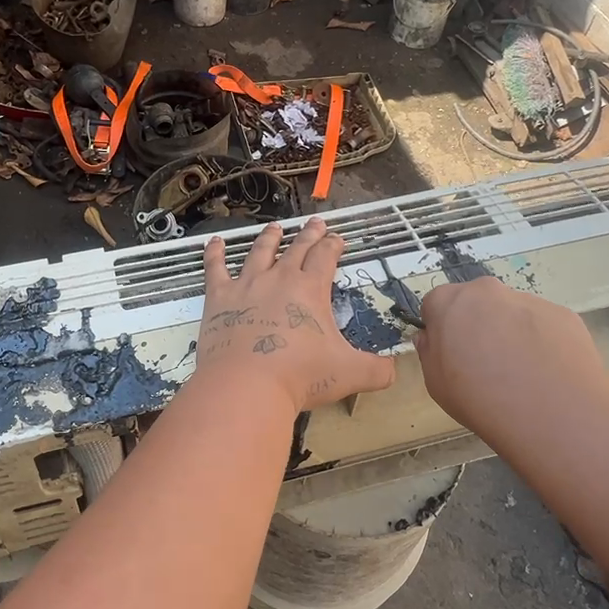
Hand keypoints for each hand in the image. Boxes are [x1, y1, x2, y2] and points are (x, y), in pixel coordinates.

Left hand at [196, 219, 396, 411]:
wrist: (247, 384)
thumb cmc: (301, 376)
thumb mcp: (350, 374)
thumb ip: (377, 370)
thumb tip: (395, 370)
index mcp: (311, 289)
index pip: (325, 257)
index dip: (333, 245)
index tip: (337, 239)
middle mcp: (279, 278)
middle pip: (296, 248)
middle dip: (309, 235)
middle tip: (315, 224)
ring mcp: (247, 284)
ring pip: (259, 252)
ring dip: (269, 238)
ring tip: (275, 228)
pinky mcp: (219, 297)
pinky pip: (215, 268)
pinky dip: (214, 254)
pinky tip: (213, 243)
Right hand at [414, 277, 608, 435]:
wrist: (554, 416)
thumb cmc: (482, 400)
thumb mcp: (436, 384)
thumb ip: (428, 352)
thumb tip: (432, 338)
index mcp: (449, 301)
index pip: (436, 304)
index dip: (442, 330)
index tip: (452, 355)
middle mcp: (488, 291)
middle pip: (476, 303)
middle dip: (478, 326)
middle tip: (486, 365)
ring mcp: (529, 300)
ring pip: (512, 313)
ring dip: (511, 334)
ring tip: (523, 375)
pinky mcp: (563, 315)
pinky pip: (544, 326)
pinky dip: (543, 343)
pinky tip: (548, 375)